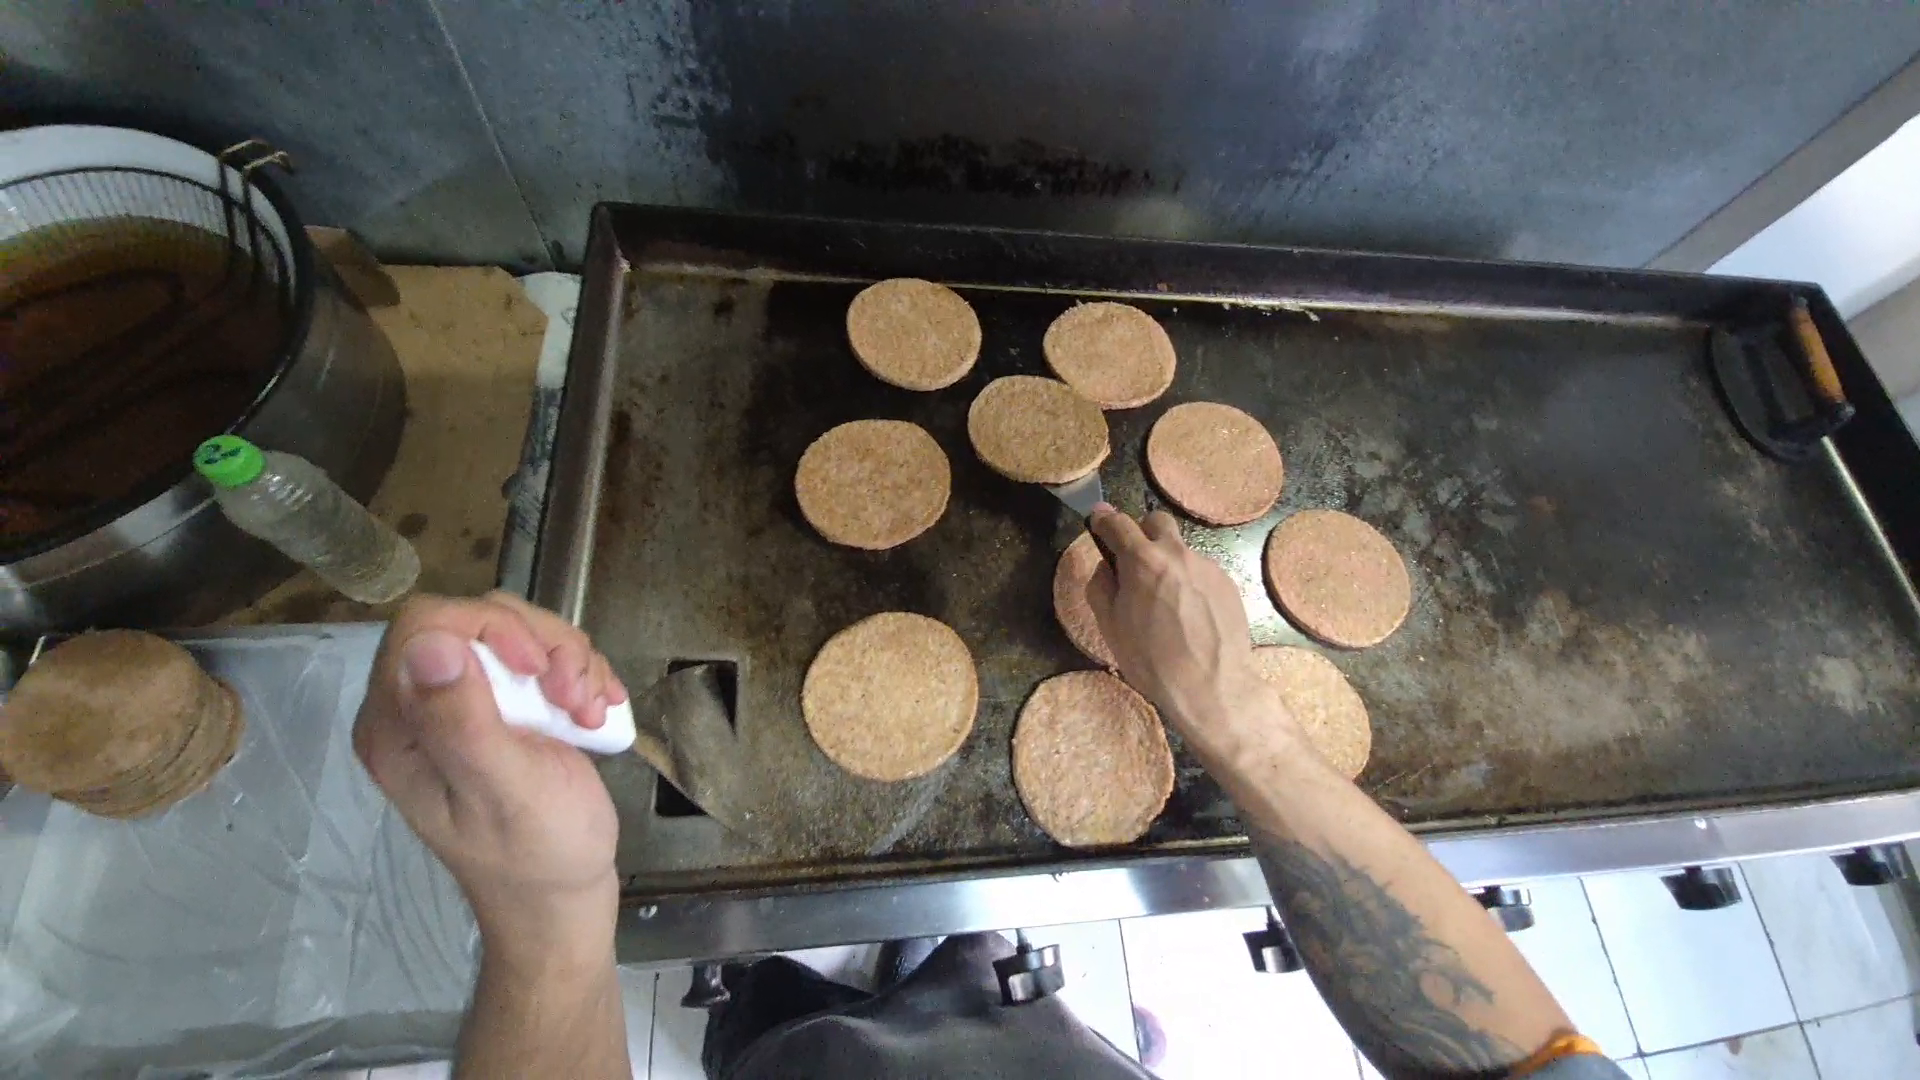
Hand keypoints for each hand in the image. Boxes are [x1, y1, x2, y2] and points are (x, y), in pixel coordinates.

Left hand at [353, 592, 628, 950]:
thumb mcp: (504, 789)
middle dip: (544, 645)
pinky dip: (584, 673)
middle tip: (575, 697)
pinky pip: (549, 655)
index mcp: (400, 726)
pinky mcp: (512, 709)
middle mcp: (426, 705)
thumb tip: (428, 643)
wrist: (566, 895)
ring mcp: (472, 705)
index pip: (426, 625)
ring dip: (572, 661)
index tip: (538, 671)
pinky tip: (600, 711)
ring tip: (591, 713)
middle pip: (482, 618)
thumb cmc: (536, 854)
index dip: (489, 628)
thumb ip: (462, 720)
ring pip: (523, 630)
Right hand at [1086, 505, 1293, 759]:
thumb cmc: (1151, 659)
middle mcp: (1177, 554)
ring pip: (1180, 550)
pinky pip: (1199, 572)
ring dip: (1167, 563)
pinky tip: (1188, 615)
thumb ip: (1101, 586)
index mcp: (1142, 561)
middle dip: (1141, 532)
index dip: (1103, 519)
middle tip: (1134, 559)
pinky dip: (1188, 583)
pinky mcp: (1227, 583)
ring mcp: (1206, 566)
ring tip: (1165, 602)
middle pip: (1156, 521)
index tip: (1098, 520)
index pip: (1118, 523)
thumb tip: (1106, 566)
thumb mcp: (1110, 626)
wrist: (1212, 686)